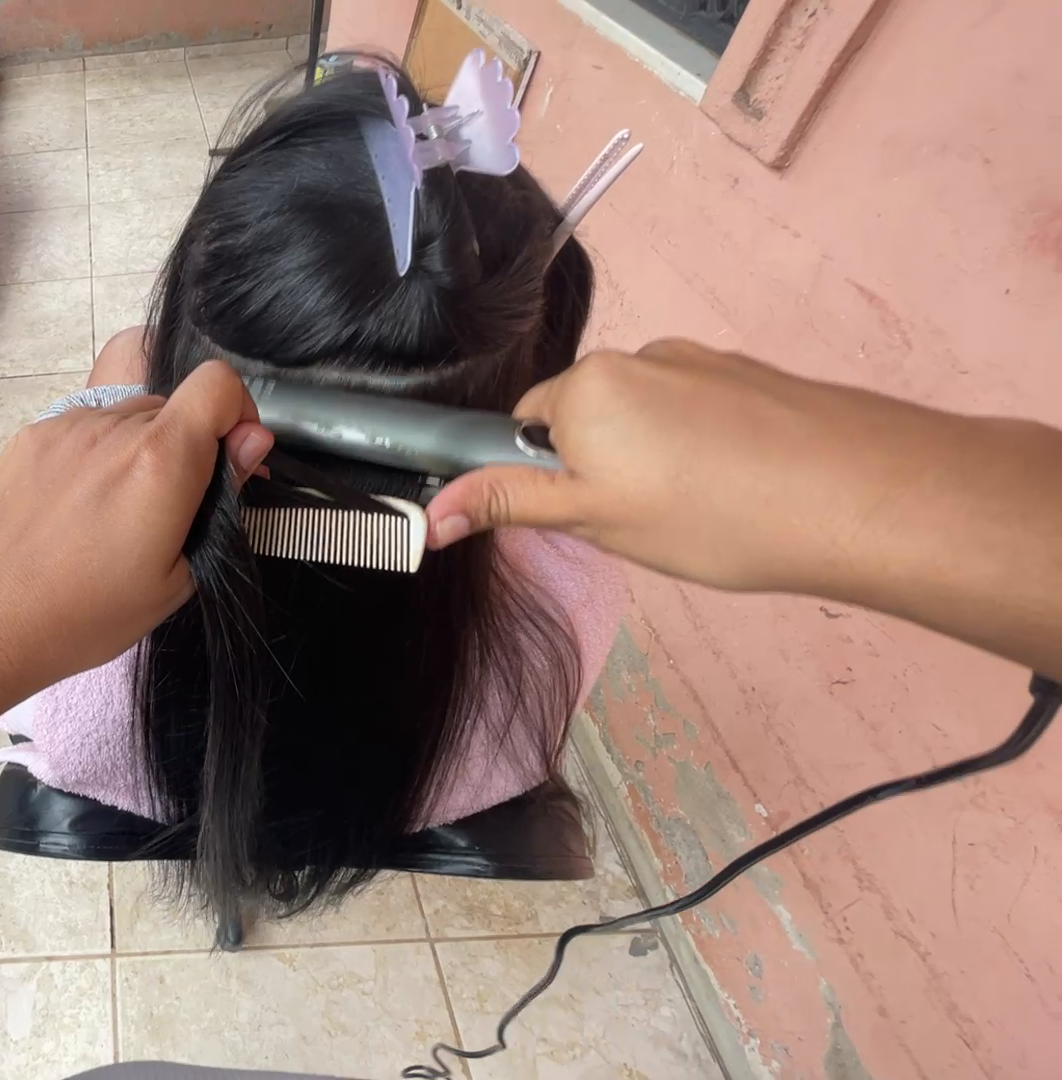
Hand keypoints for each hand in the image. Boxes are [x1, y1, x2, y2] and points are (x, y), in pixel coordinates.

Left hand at [0, 361, 272, 689]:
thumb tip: (253, 442)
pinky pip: (83, 426)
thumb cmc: (92, 611)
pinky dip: (94, 453)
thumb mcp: (180, 574)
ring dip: (136, 448)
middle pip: (172, 406)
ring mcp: (67, 426)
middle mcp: (114, 427)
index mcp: (161, 459)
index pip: (218, 382)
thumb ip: (224, 497)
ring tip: (112, 510)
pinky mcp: (32, 434)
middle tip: (163, 507)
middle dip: (184, 445)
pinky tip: (76, 503)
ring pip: (127, 416)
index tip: (228, 458)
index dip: (236, 413)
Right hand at [424, 340, 985, 595]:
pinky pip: (689, 410)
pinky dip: (692, 443)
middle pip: (579, 416)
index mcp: (586, 385)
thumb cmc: (707, 513)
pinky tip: (730, 482)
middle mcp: (637, 357)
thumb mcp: (589, 517)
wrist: (879, 498)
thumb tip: (428, 517)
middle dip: (591, 462)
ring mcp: (700, 360)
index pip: (522, 424)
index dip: (539, 471)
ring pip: (636, 416)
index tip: (577, 507)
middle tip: (631, 514)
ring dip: (641, 454)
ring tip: (691, 504)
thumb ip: (504, 504)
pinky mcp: (751, 375)